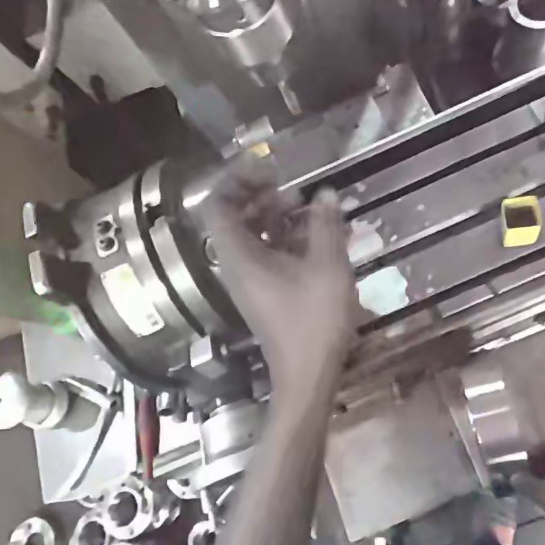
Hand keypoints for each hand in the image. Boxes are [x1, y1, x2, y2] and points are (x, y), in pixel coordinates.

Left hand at [200, 163, 354, 387]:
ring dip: (279, 218)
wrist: (308, 376)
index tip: (267, 168)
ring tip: (312, 209)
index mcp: (240, 256)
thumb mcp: (326, 267)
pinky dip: (289, 240)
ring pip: (256, 237)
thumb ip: (325, 225)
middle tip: (294, 189)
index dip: (237, 180)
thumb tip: (326, 194)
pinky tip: (320, 238)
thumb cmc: (313, 321)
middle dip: (263, 196)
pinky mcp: (267, 294)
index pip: (218, 205)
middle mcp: (237, 266)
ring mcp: (252, 282)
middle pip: (236, 218)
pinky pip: (270, 255)